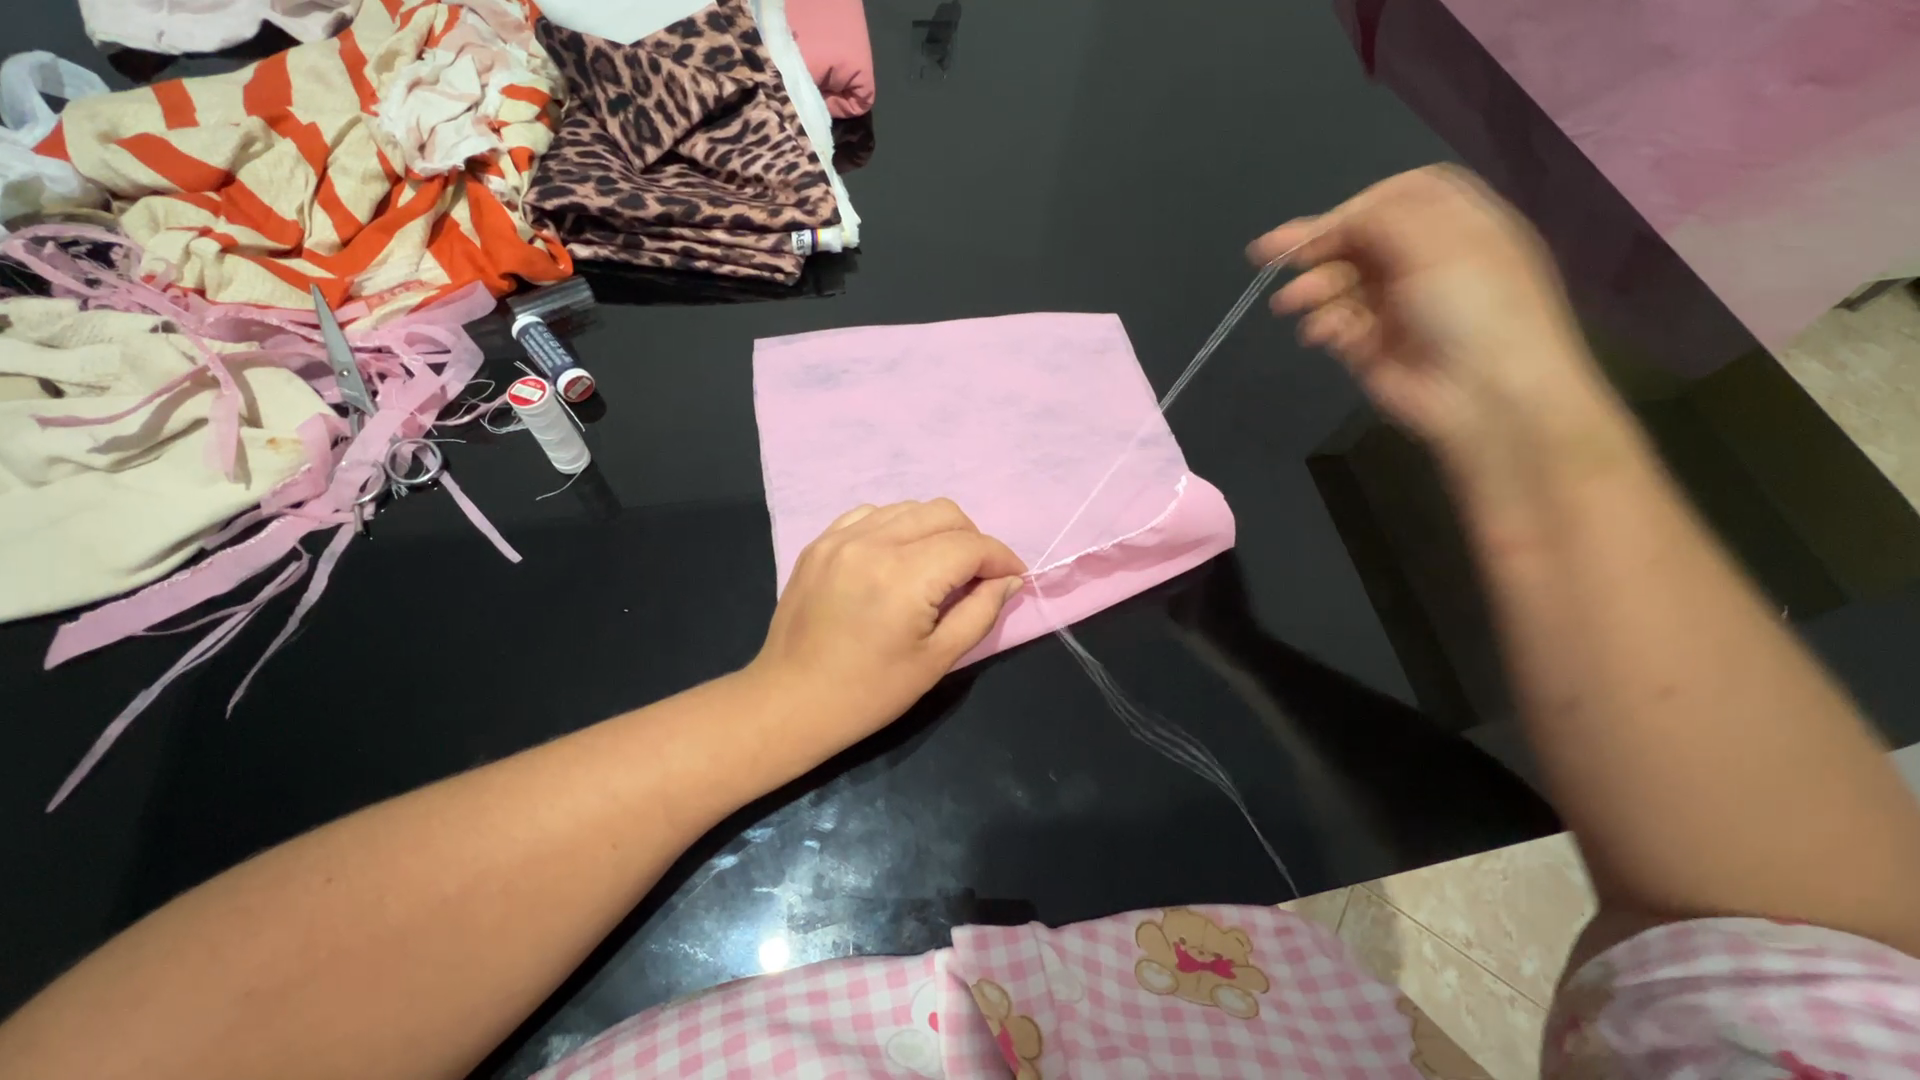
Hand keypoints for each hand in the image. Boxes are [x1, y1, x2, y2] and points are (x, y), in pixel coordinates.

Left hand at [747, 499, 1025, 750]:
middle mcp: (872, 543)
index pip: (970, 546)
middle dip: (972, 540)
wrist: (792, 702)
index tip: (1014, 577)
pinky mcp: (819, 543)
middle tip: (978, 575)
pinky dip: (897, 527)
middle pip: (943, 513)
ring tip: (939, 567)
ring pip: (908, 508)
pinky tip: (898, 558)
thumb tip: (1007, 580)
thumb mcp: (937, 659)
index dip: (1000, 558)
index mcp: (904, 576)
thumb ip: (980, 612)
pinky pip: (871, 515)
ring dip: (936, 530)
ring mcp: (840, 538)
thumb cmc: (870, 692)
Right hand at [1249, 165, 1607, 462]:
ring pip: (1338, 282)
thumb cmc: (1475, 307)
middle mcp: (1421, 261)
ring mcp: (1394, 305)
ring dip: (1311, 288)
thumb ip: (1380, 219)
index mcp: (1452, 226)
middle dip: (1314, 245)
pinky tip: (1320, 335)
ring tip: (1289, 303)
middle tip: (1267, 253)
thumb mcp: (1438, 244)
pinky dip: (1322, 324)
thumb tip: (1335, 222)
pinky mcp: (1370, 345)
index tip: (1326, 226)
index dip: (1356, 207)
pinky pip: (1335, 324)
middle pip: (1357, 240)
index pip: (1395, 199)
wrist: (1488, 397)